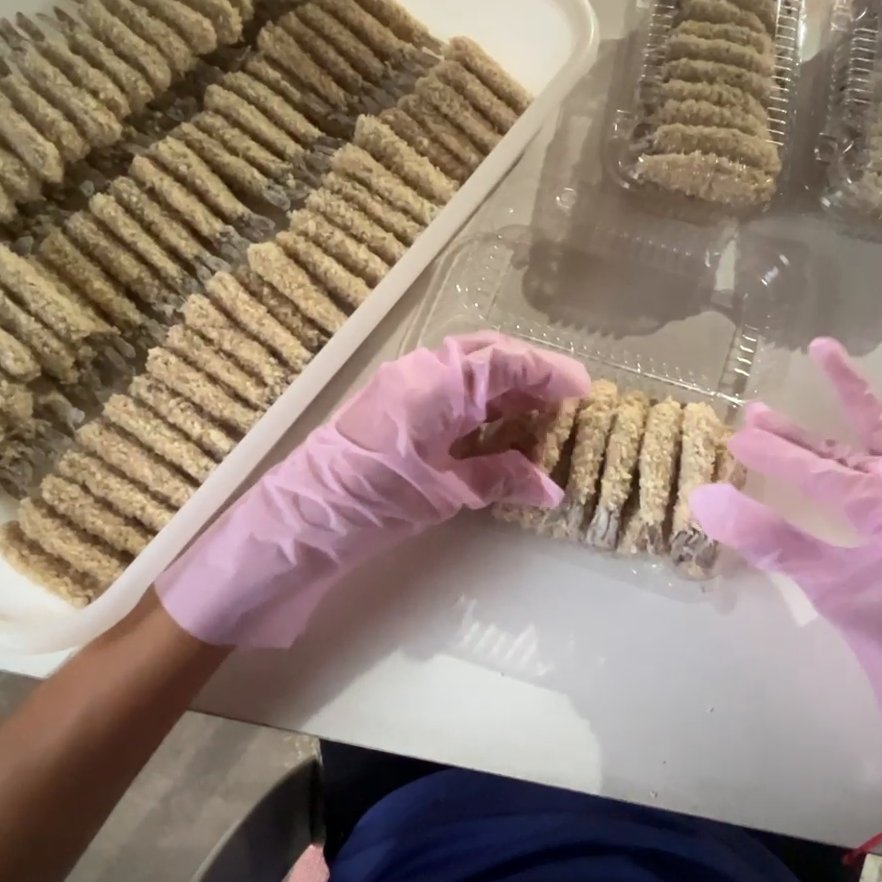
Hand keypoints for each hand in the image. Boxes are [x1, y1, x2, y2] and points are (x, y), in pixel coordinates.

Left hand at [154, 333, 589, 648]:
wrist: (294, 525)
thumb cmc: (369, 504)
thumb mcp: (442, 494)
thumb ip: (499, 478)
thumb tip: (552, 487)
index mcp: (436, 383)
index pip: (506, 362)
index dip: (550, 372)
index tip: (586, 389)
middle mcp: (420, 372)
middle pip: (487, 356)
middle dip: (529, 373)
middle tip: (565, 401)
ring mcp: (402, 387)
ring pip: (466, 372)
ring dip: (504, 390)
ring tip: (541, 418)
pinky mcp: (390, 409)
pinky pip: (446, 392)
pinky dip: (478, 405)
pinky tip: (497, 431)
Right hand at [690, 338, 881, 766]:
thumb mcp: (832, 590)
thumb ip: (770, 540)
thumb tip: (703, 499)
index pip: (815, 471)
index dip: (770, 456)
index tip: (731, 441)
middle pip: (842, 450)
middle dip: (794, 435)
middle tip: (753, 414)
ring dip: (853, 391)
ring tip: (823, 348)